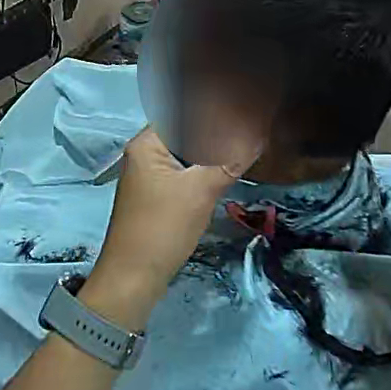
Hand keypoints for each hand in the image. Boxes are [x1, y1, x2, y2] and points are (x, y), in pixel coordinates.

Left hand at [86, 126, 263, 328]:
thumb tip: (256, 135)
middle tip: (249, 130)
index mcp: (146, 143)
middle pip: (184, 133)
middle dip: (215, 134)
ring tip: (242, 147)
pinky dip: (202, 171)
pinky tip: (223, 171)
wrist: (133, 278)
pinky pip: (182, 173)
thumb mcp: (201, 191)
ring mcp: (148, 175)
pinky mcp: (155, 194)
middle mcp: (143, 153)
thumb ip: (229, 160)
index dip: (213, 113)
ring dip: (210, 154)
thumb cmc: (163, 227)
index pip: (183, 114)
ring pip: (185, 155)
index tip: (243, 111)